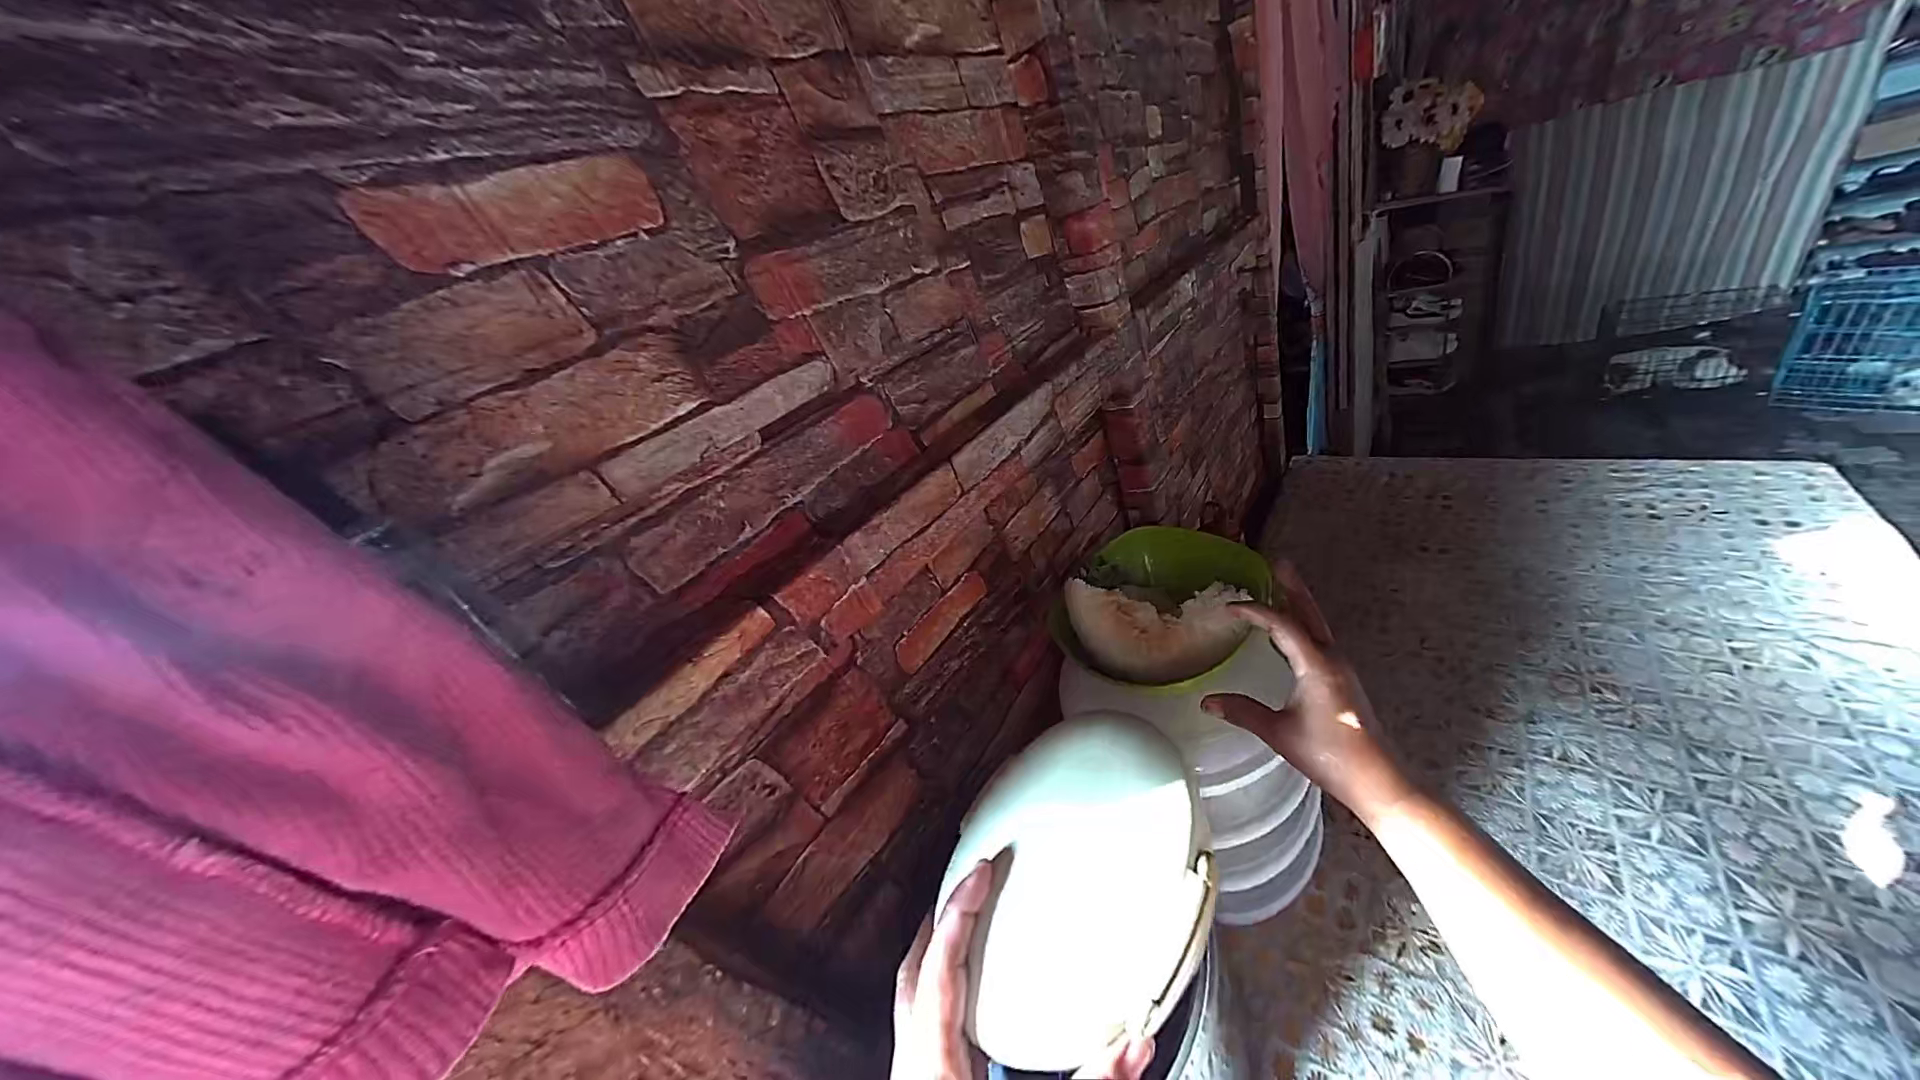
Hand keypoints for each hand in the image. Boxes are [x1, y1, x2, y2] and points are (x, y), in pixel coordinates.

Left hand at [891, 860, 1155, 1079]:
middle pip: (914, 967)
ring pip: (909, 990)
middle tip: (974, 880)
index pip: (941, 965)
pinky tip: (964, 988)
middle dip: (942, 915)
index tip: (982, 869)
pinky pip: (919, 1015)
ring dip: (935, 946)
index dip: (959, 910)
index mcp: (935, 1065)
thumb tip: (1132, 1043)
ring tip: (966, 917)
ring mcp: (911, 1075)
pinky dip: (938, 982)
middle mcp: (914, 1064)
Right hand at [1200, 562, 1414, 822]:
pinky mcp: (1343, 681)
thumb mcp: (1279, 733)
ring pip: (1317, 626)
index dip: (1255, 611)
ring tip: (1281, 589)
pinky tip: (1290, 635)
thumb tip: (1205, 701)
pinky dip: (1302, 627)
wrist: (1380, 781)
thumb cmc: (1330, 756)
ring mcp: (1341, 670)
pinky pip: (1319, 641)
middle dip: (1293, 588)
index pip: (1283, 625)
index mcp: (1317, 666)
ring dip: (1299, 605)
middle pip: (1310, 614)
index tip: (1229, 607)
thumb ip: (1243, 712)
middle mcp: (1332, 660)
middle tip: (1278, 564)